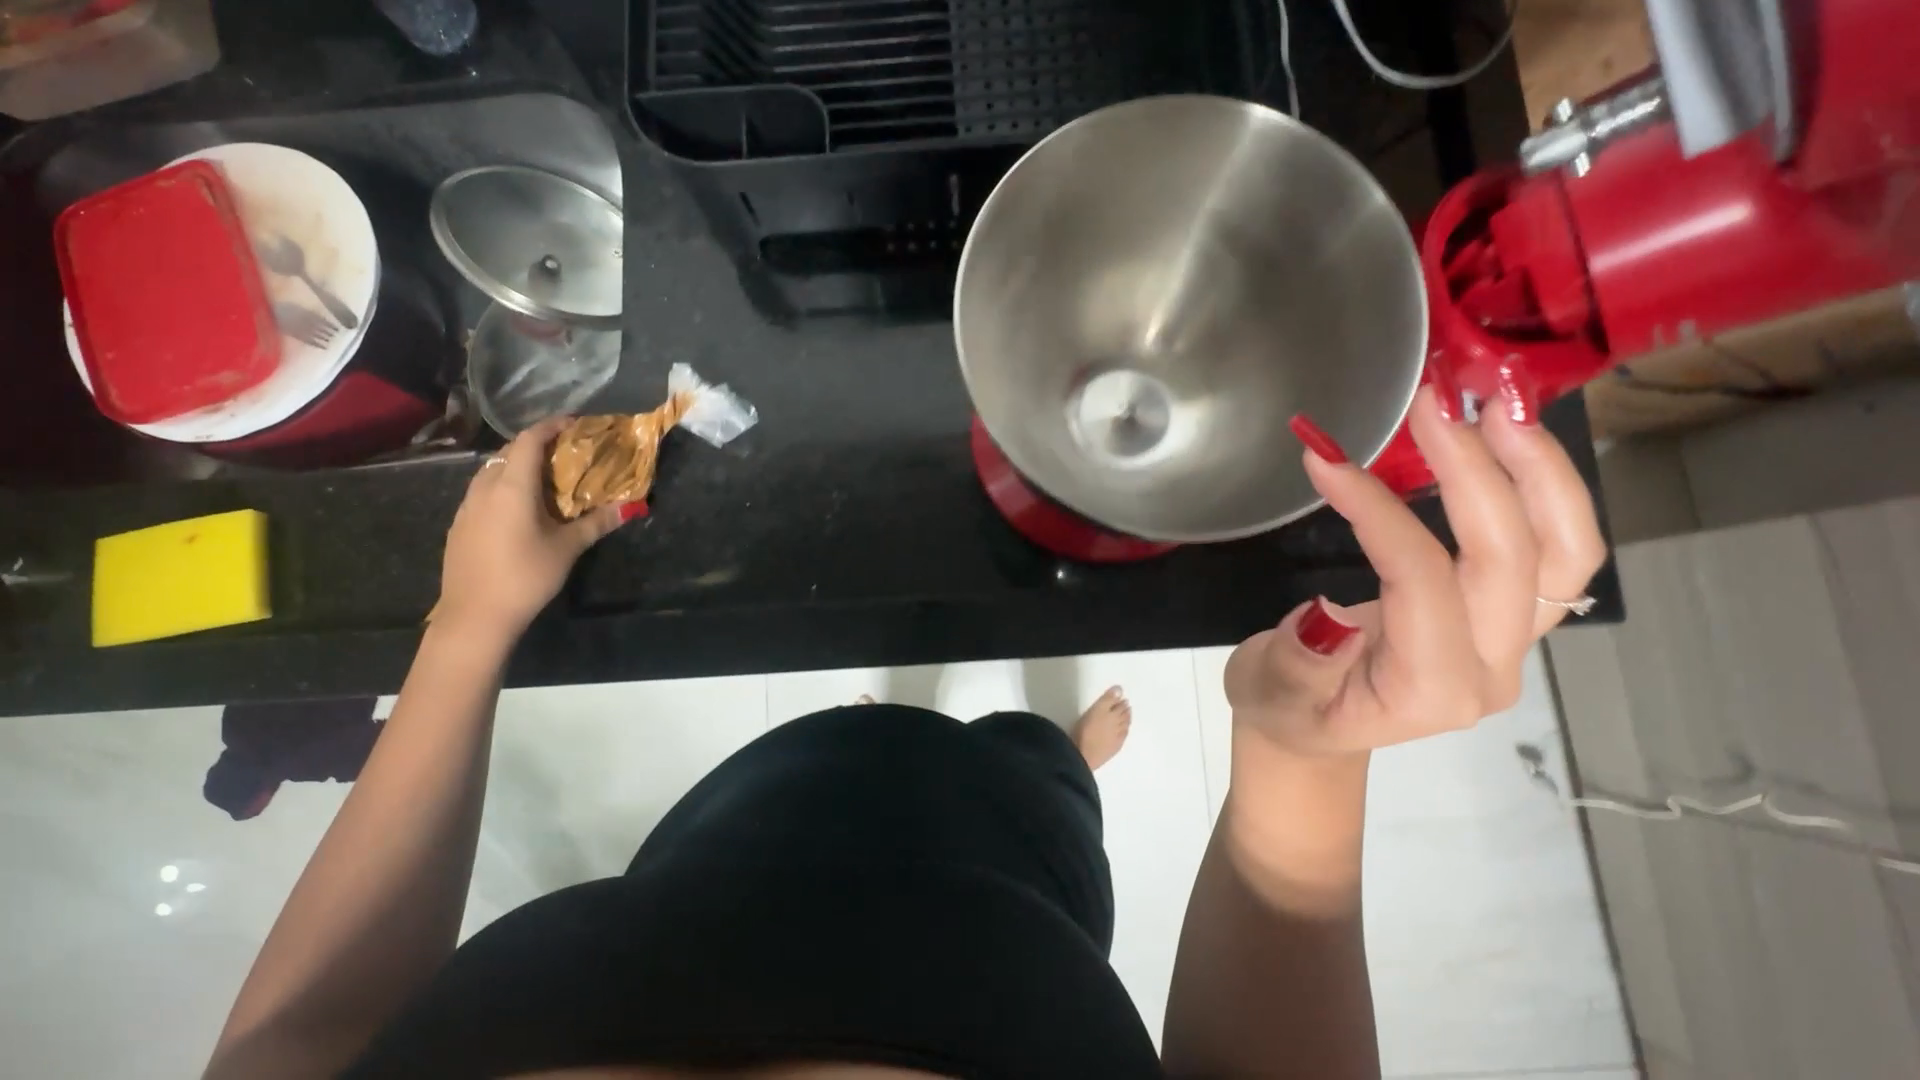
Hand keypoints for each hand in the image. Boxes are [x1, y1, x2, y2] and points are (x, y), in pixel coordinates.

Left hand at [435, 417, 624, 641]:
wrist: (474, 616)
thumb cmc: (525, 576)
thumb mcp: (567, 549)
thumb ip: (597, 523)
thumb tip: (631, 507)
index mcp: (512, 486)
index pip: (529, 440)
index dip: (551, 426)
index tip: (574, 423)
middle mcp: (484, 488)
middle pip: (508, 453)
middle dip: (536, 447)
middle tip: (565, 454)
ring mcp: (466, 507)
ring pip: (492, 472)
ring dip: (518, 468)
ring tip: (545, 481)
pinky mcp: (459, 525)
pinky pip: (483, 493)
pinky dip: (504, 488)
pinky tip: (520, 511)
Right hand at [1226, 384, 1605, 757]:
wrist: (1317, 730)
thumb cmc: (1285, 708)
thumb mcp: (1270, 691)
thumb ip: (1299, 665)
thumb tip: (1327, 618)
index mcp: (1428, 689)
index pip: (1420, 580)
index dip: (1378, 510)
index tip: (1324, 458)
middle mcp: (1490, 668)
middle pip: (1514, 558)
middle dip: (1476, 470)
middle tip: (1431, 402)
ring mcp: (1512, 643)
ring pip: (1566, 553)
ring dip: (1539, 472)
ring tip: (1499, 406)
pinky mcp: (1512, 618)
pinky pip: (1557, 552)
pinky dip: (1544, 490)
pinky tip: (1507, 439)